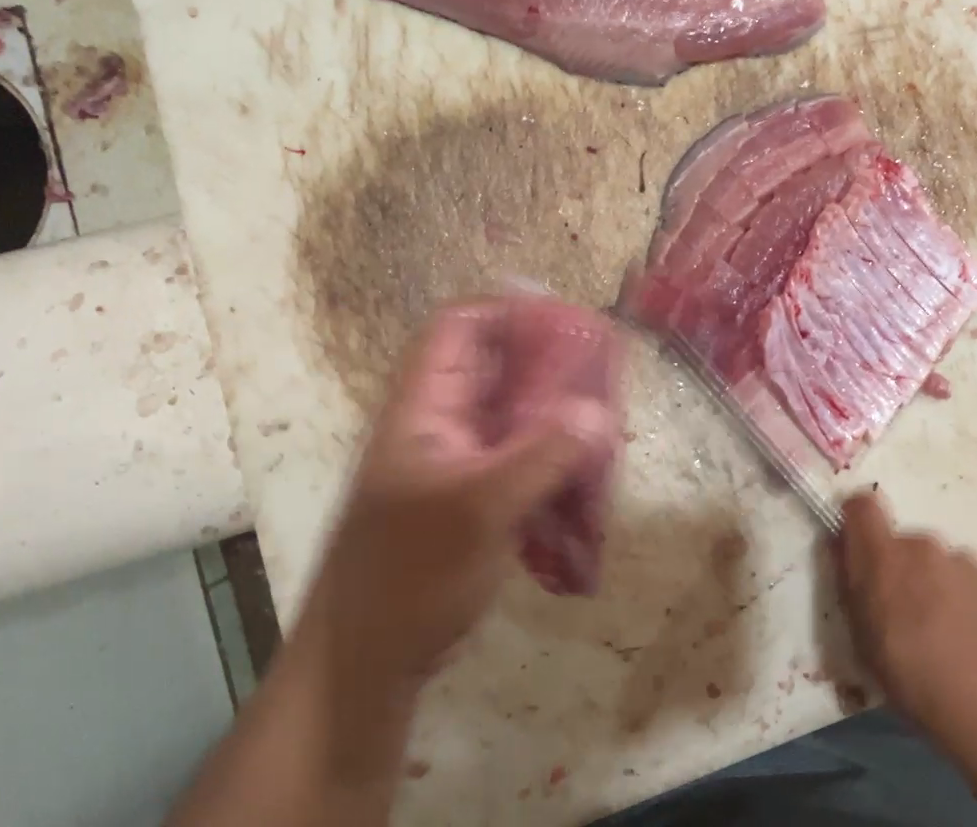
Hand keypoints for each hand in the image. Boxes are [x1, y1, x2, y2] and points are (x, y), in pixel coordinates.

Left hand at [303, 299, 619, 681]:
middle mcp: (443, 427)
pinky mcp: (480, 502)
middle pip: (500, 370)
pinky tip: (591, 486)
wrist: (367, 665)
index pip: (458, 327)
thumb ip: (543, 455)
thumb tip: (600, 412)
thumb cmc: (409, 577)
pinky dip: (560, 466)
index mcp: (424, 409)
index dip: (509, 312)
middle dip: (554, 371)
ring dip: (563, 423)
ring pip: (521, 419)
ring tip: (609, 435)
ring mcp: (462, 466)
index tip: (570, 323)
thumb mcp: (479, 510)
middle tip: (607, 379)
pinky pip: (529, 463)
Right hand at [837, 492, 976, 753]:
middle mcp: (926, 547)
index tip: (854, 555)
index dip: (853, 523)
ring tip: (939, 641)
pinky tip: (969, 645)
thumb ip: (851, 590)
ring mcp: (966, 563)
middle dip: (894, 572)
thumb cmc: (919, 684)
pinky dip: (959, 603)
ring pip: (934, 565)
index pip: (861, 506)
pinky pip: (963, 583)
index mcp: (885, 557)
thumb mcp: (864, 647)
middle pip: (900, 544)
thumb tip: (842, 552)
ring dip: (929, 589)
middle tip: (898, 621)